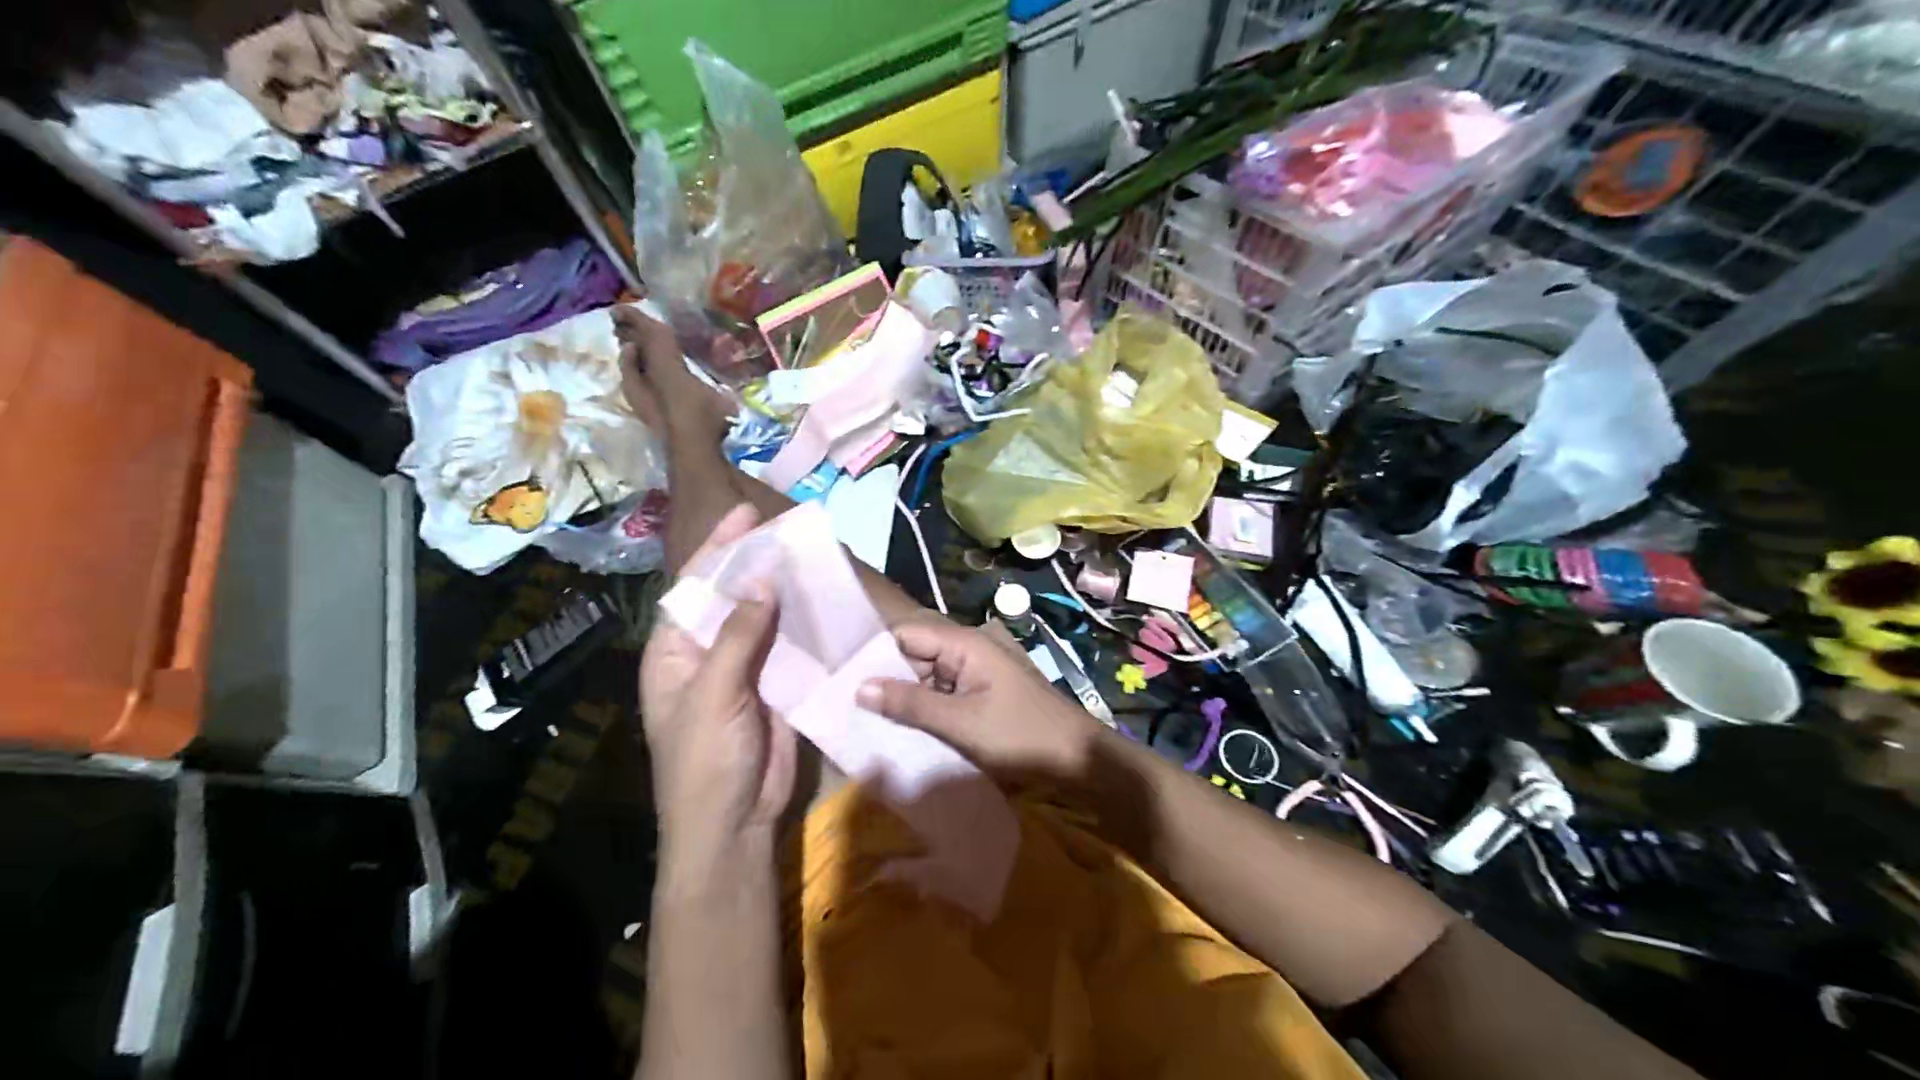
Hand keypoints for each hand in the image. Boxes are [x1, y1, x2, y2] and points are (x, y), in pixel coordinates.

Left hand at [641, 505, 795, 867]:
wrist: (733, 824)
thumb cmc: (703, 760)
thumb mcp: (712, 694)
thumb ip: (738, 635)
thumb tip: (763, 579)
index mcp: (675, 651)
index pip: (695, 587)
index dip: (719, 549)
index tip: (745, 513)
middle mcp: (708, 653)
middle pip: (733, 597)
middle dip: (755, 563)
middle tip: (786, 527)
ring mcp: (745, 670)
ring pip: (765, 619)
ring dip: (785, 590)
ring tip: (811, 554)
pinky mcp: (777, 686)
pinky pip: (790, 646)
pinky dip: (805, 624)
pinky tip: (825, 599)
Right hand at [856, 621, 1102, 785]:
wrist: (1079, 759)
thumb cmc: (1020, 736)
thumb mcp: (960, 723)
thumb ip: (910, 703)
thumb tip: (859, 686)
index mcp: (965, 644)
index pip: (906, 634)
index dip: (875, 655)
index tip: (843, 680)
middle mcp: (969, 648)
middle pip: (915, 654)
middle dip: (888, 679)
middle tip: (851, 707)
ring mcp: (978, 671)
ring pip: (928, 675)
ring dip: (907, 697)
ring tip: (871, 720)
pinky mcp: (984, 692)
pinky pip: (945, 692)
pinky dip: (927, 707)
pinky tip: (907, 727)